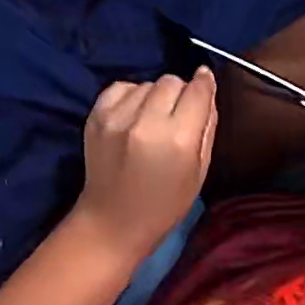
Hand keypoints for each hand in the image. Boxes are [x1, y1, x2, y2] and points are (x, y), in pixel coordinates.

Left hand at [74, 68, 218, 259]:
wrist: (112, 223)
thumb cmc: (165, 204)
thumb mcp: (200, 170)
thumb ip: (207, 126)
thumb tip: (208, 86)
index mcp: (178, 139)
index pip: (198, 90)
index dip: (206, 84)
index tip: (206, 83)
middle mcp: (146, 122)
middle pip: (172, 81)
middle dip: (180, 94)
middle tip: (176, 117)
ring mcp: (117, 117)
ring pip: (147, 83)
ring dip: (155, 96)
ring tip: (152, 121)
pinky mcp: (96, 117)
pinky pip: (121, 87)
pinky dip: (131, 96)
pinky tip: (133, 116)